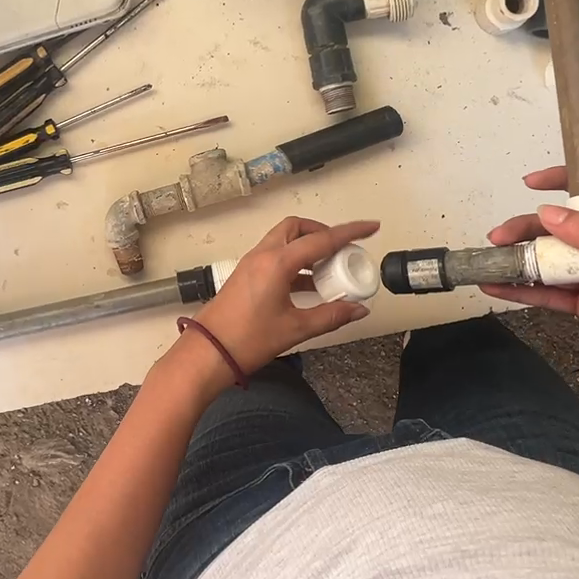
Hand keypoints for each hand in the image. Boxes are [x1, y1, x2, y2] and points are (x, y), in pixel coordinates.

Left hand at [181, 217, 379, 376]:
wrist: (208, 351)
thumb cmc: (248, 339)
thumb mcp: (296, 329)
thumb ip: (331, 315)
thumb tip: (359, 309)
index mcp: (277, 263)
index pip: (321, 239)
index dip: (349, 232)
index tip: (370, 227)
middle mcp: (263, 255)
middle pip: (296, 228)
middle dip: (321, 232)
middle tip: (342, 250)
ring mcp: (251, 264)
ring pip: (284, 241)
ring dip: (307, 248)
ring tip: (330, 270)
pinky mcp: (246, 275)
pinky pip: (275, 257)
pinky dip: (295, 263)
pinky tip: (310, 286)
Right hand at [481, 167, 578, 393]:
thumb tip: (548, 212)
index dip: (567, 181)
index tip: (531, 183)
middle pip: (566, 229)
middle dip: (530, 228)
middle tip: (498, 237)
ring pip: (553, 260)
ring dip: (522, 258)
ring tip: (492, 261)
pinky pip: (551, 293)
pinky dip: (524, 290)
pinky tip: (498, 288)